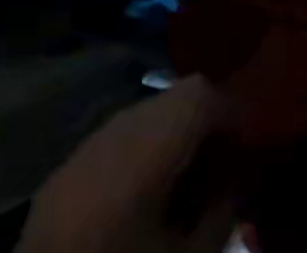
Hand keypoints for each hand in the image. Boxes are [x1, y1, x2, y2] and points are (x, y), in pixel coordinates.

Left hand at [16, 77, 236, 252]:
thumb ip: (223, 211)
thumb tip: (239, 177)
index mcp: (145, 152)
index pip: (202, 94)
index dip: (231, 113)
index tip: (243, 149)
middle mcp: (115, 134)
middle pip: (178, 94)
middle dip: (207, 118)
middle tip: (219, 162)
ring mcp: (84, 148)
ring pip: (148, 110)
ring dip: (175, 129)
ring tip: (183, 178)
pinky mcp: (63, 171)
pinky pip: (119, 136)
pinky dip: (144, 147)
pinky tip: (143, 193)